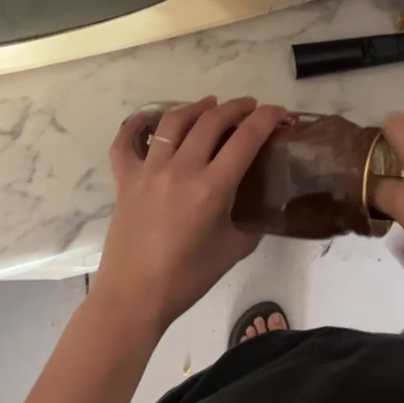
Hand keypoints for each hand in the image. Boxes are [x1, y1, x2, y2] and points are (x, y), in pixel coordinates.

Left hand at [93, 97, 286, 333]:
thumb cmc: (187, 278)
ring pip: (173, 123)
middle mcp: (181, 170)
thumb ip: (252, 224)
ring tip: (210, 104)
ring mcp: (149, 171)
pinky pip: (125, 144)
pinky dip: (134, 126)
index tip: (278, 112)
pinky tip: (145, 118)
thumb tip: (261, 209)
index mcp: (212, 188)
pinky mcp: (125, 180)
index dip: (266, 119)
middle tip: (249, 107)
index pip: (246, 139)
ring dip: (196, 108)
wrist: (134, 297)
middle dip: (236, 108)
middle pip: (212, 121)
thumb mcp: (233, 250)